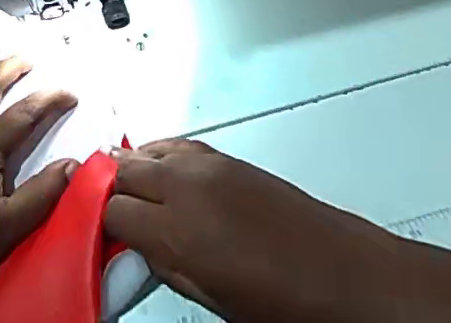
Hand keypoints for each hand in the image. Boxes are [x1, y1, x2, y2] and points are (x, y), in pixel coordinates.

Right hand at [103, 139, 405, 322]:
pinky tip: (162, 169)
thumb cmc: (292, 305)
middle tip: (110, 211)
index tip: (104, 234)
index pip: (112, 211)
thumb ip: (167, 265)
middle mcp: (185, 188)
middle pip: (121, 171)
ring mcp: (206, 166)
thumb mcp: (213, 300)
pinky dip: (161, 155)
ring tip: (132, 189)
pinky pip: (176, 146)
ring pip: (145, 150)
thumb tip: (140, 249)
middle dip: (110, 189)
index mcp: (176, 232)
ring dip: (132, 167)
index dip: (103, 223)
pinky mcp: (226, 157)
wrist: (347, 279)